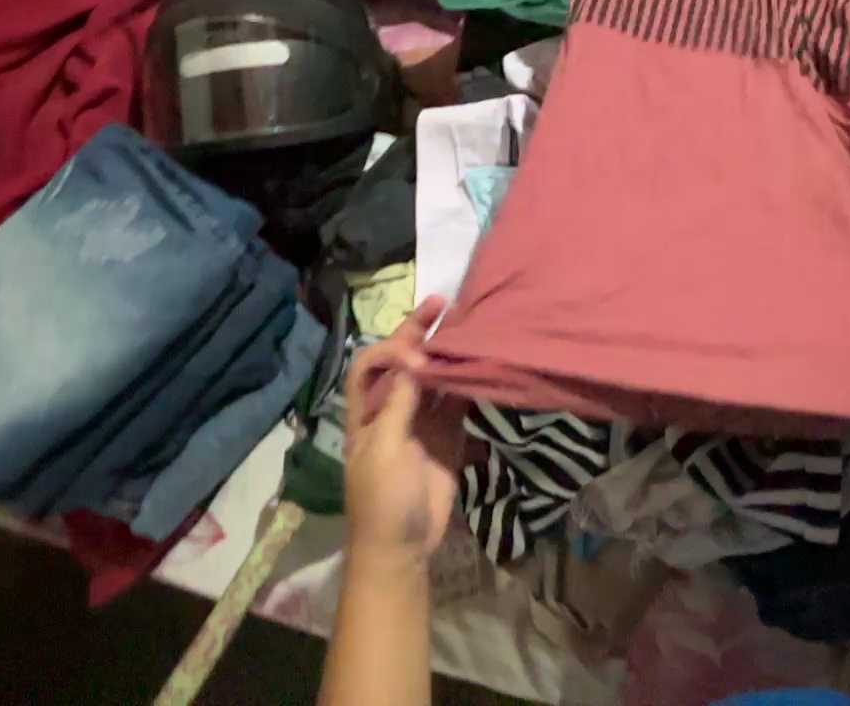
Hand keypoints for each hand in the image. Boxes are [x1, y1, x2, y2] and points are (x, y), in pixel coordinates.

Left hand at [344, 296, 459, 572]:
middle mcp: (393, 406)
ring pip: (434, 375)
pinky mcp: (447, 434)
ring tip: (469, 323)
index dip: (393, 350)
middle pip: (404, 360)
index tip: (419, 359)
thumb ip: (399, 405)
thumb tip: (415, 362)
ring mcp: (421, 419)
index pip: (373, 362)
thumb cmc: (381, 500)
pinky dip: (468, 380)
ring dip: (448, 351)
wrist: (402, 546)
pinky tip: (483, 361)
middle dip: (419, 330)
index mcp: (366, 410)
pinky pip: (457, 399)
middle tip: (443, 301)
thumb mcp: (384, 451)